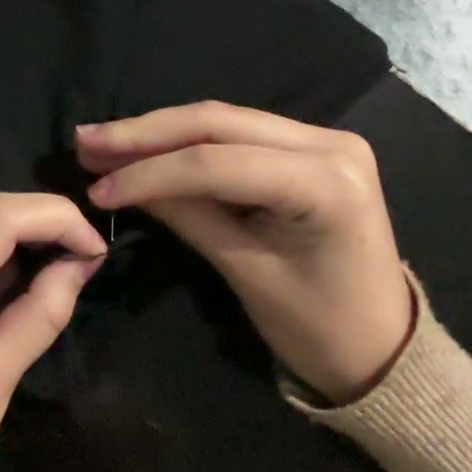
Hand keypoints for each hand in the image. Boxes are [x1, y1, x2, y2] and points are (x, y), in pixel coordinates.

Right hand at [77, 102, 413, 402]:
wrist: (384, 350)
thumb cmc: (320, 328)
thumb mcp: (247, 273)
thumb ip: (186, 215)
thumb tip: (117, 180)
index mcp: (326, 182)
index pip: (217, 163)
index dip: (149, 171)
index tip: (95, 184)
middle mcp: (331, 143)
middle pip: (219, 123)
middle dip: (146, 133)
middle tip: (87, 139)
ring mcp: (325, 139)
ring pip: (224, 121)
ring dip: (160, 131)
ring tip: (103, 140)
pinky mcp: (311, 147)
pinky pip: (239, 134)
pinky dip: (188, 141)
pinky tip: (146, 144)